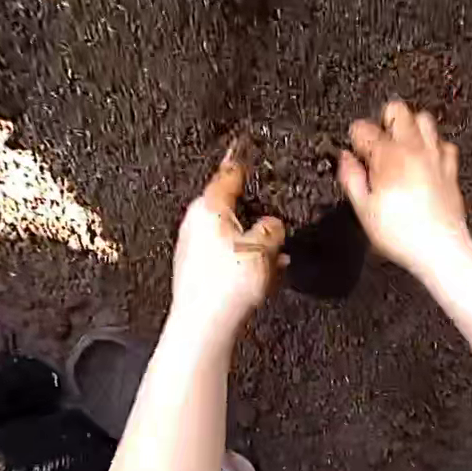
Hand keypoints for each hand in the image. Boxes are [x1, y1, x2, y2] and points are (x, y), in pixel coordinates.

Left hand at [168, 146, 284, 343]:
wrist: (204, 325)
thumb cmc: (226, 285)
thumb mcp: (264, 247)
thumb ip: (273, 228)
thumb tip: (274, 225)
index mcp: (208, 208)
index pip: (229, 173)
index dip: (243, 159)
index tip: (247, 146)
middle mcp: (197, 222)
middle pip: (233, 206)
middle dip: (256, 214)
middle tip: (277, 222)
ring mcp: (195, 246)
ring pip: (233, 233)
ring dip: (254, 241)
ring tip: (276, 257)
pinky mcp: (198, 269)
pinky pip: (228, 255)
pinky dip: (246, 260)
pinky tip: (263, 275)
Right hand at [337, 101, 469, 274]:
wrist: (440, 248)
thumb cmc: (402, 235)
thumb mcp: (364, 210)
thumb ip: (352, 179)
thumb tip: (345, 159)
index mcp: (388, 157)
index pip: (365, 128)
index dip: (356, 138)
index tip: (354, 150)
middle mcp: (414, 150)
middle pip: (398, 110)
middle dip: (384, 120)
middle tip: (378, 140)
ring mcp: (435, 157)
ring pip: (424, 120)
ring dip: (411, 127)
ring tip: (401, 145)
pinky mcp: (450, 169)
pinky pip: (444, 144)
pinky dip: (433, 146)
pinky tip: (425, 160)